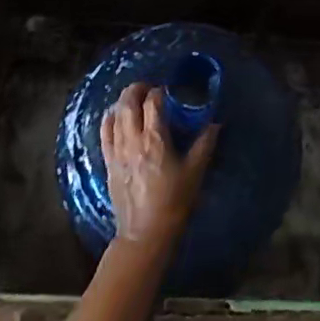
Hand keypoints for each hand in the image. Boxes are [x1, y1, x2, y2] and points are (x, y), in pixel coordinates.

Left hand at [101, 83, 219, 247]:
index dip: (160, 91)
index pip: (153, 103)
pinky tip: (115, 115)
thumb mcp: (195, 172)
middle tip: (148, 87)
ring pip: (115, 114)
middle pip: (128, 102)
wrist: (145, 233)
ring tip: (134, 98)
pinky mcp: (108, 161)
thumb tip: (215, 123)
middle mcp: (132, 140)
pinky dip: (109, 118)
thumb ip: (205, 144)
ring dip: (124, 100)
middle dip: (137, 89)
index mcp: (155, 140)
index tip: (168, 91)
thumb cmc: (174, 202)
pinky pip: (104, 131)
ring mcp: (117, 150)